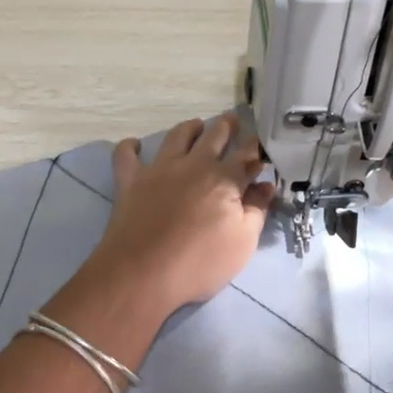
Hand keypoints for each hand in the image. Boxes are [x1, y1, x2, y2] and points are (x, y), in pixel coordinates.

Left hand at [83, 115, 276, 318]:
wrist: (143, 273)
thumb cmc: (200, 262)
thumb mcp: (242, 243)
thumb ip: (257, 210)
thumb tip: (266, 185)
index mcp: (224, 179)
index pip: (246, 156)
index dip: (256, 148)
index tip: (262, 143)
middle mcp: (194, 165)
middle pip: (214, 137)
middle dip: (226, 127)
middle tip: (232, 119)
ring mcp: (160, 169)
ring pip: (177, 137)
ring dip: (189, 128)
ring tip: (196, 124)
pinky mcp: (131, 180)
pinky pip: (126, 155)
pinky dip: (130, 147)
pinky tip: (134, 145)